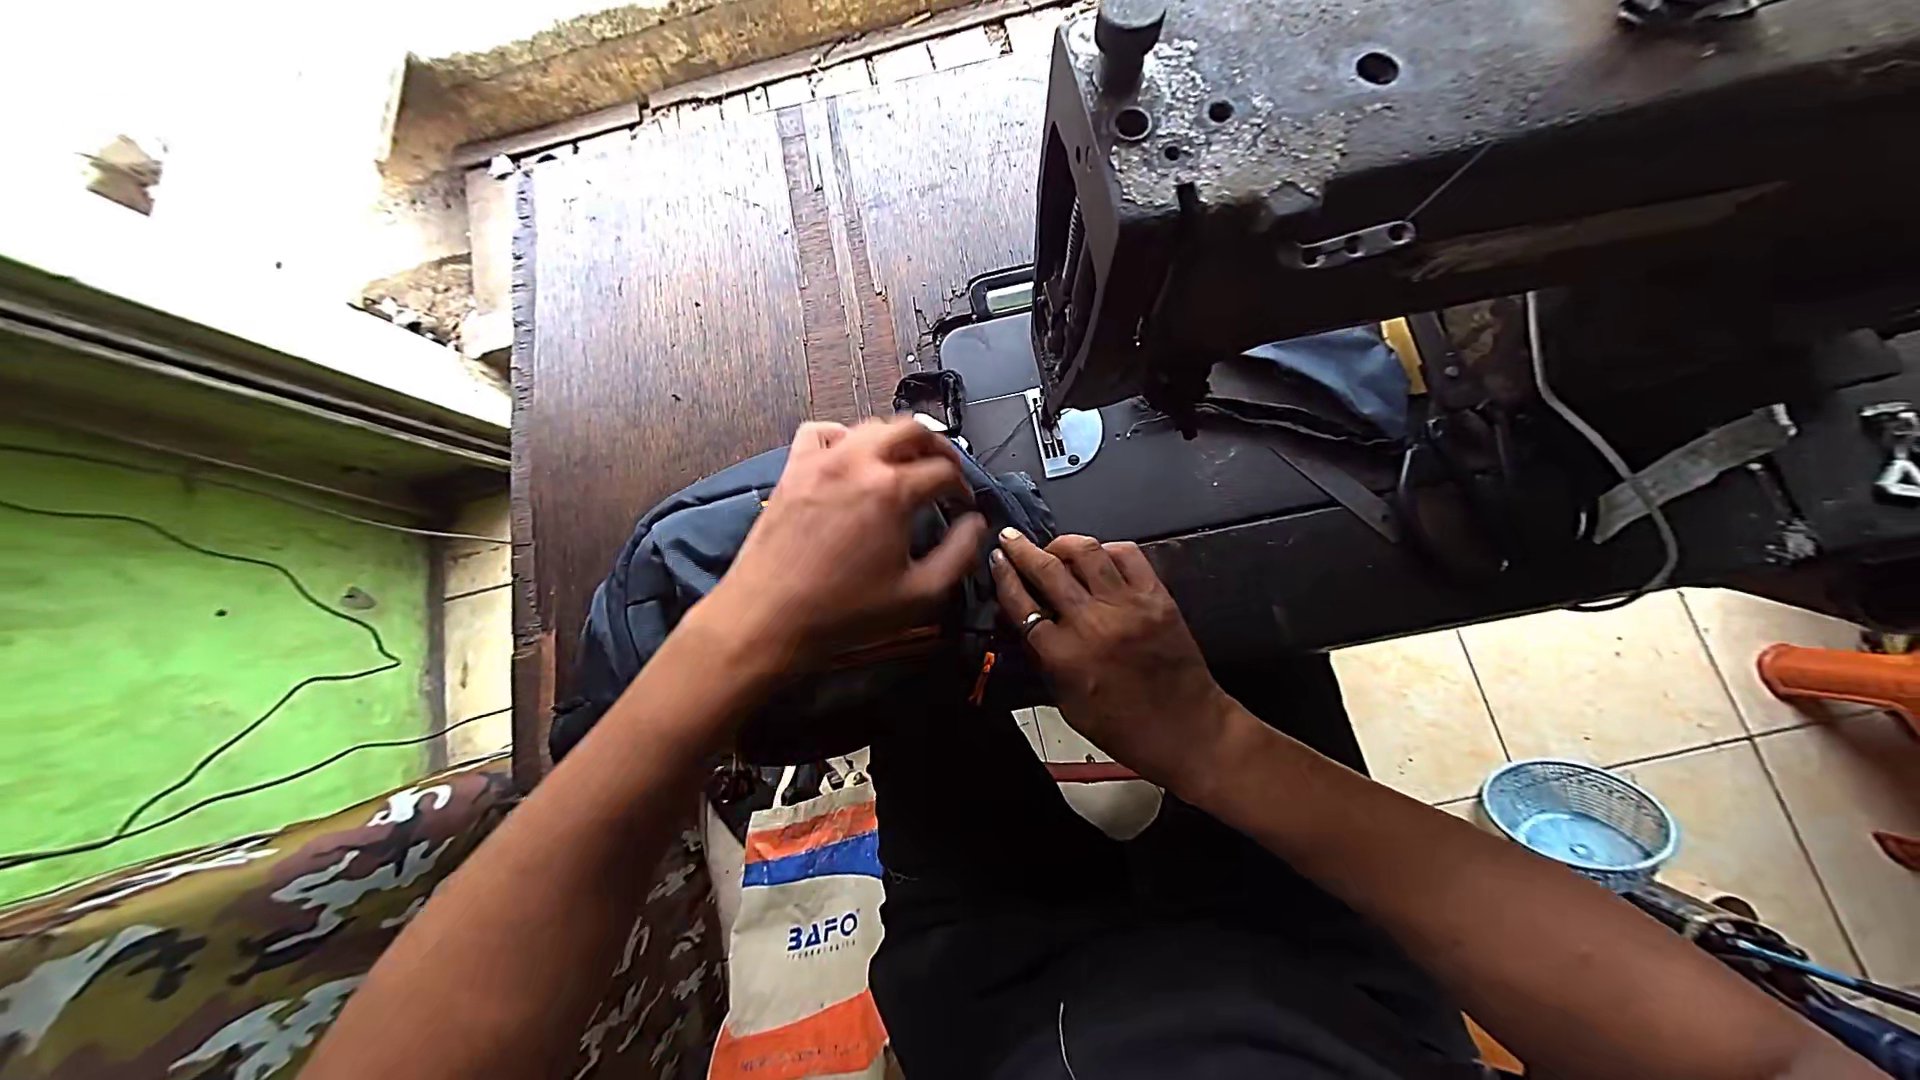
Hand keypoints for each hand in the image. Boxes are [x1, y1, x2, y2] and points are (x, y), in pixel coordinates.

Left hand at [701, 418, 986, 666]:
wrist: (769, 618)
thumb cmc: (843, 612)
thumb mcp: (920, 593)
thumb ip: (960, 554)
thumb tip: (975, 526)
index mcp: (893, 490)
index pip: (945, 471)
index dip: (963, 488)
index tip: (963, 505)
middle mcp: (858, 462)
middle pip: (914, 429)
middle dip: (940, 448)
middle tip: (947, 471)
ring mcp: (822, 461)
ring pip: (872, 425)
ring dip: (898, 439)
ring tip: (908, 464)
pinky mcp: (794, 469)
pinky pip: (821, 431)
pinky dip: (844, 436)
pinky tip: (851, 457)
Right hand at [989, 529, 1235, 789]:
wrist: (1186, 729)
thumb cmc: (1124, 726)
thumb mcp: (1066, 701)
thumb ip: (1043, 659)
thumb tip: (1025, 623)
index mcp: (1064, 655)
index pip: (1021, 603)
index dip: (1003, 576)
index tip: (997, 560)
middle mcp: (1092, 624)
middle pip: (1046, 570)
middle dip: (1021, 548)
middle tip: (1011, 538)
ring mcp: (1127, 606)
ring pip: (1086, 552)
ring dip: (1061, 542)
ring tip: (1053, 546)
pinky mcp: (1156, 598)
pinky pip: (1127, 555)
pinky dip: (1106, 549)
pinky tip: (1098, 557)